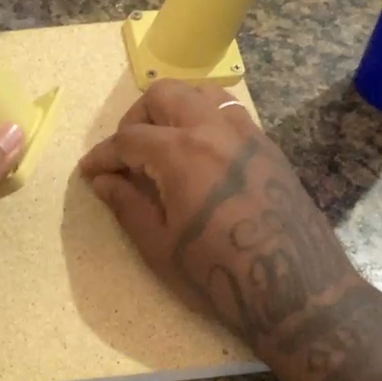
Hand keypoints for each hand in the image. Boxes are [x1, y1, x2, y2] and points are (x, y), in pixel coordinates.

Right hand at [78, 80, 355, 351]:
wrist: (292, 286)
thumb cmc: (216, 272)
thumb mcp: (159, 245)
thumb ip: (127, 205)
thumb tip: (103, 180)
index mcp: (180, 152)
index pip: (128, 139)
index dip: (102, 155)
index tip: (89, 172)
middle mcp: (213, 128)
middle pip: (163, 96)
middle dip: (135, 120)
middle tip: (125, 155)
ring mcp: (245, 132)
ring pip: (200, 94)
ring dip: (172, 111)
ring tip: (160, 147)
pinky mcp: (266, 146)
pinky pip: (227, 113)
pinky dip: (202, 120)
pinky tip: (196, 155)